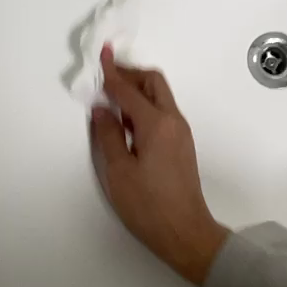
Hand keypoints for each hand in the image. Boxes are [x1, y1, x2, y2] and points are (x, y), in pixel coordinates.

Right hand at [89, 46, 229, 285]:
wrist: (185, 233)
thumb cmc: (148, 205)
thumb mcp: (118, 171)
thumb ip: (108, 135)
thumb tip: (101, 109)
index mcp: (156, 124)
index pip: (130, 90)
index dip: (113, 72)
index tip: (102, 54)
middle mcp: (173, 121)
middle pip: (153, 83)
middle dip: (130, 74)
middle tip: (107, 77)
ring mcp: (180, 132)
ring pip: (159, 96)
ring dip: (137, 90)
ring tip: (112, 99)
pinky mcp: (181, 144)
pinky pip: (162, 112)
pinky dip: (144, 106)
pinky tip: (126, 121)